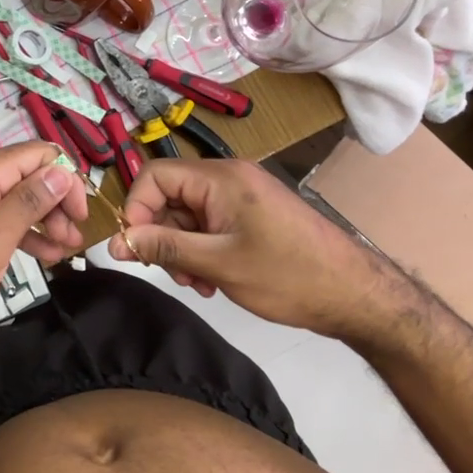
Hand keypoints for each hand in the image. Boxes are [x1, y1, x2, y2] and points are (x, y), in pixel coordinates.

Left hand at [0, 142, 89, 340]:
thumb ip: (32, 200)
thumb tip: (64, 171)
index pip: (38, 155)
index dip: (66, 179)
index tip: (82, 214)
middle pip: (29, 176)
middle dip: (57, 202)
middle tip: (75, 237)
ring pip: (18, 200)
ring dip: (45, 220)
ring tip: (67, 249)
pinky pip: (2, 219)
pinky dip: (24, 232)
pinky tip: (46, 254)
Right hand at [108, 158, 415, 340]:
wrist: (358, 297)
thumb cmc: (287, 276)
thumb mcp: (217, 264)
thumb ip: (162, 248)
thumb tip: (114, 242)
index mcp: (221, 178)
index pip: (154, 176)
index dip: (136, 209)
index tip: (137, 247)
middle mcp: (229, 178)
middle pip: (169, 196)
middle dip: (162, 235)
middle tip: (175, 275)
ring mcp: (243, 196)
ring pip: (187, 214)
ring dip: (181, 248)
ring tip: (199, 283)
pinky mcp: (253, 214)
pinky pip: (209, 224)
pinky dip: (202, 249)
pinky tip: (213, 279)